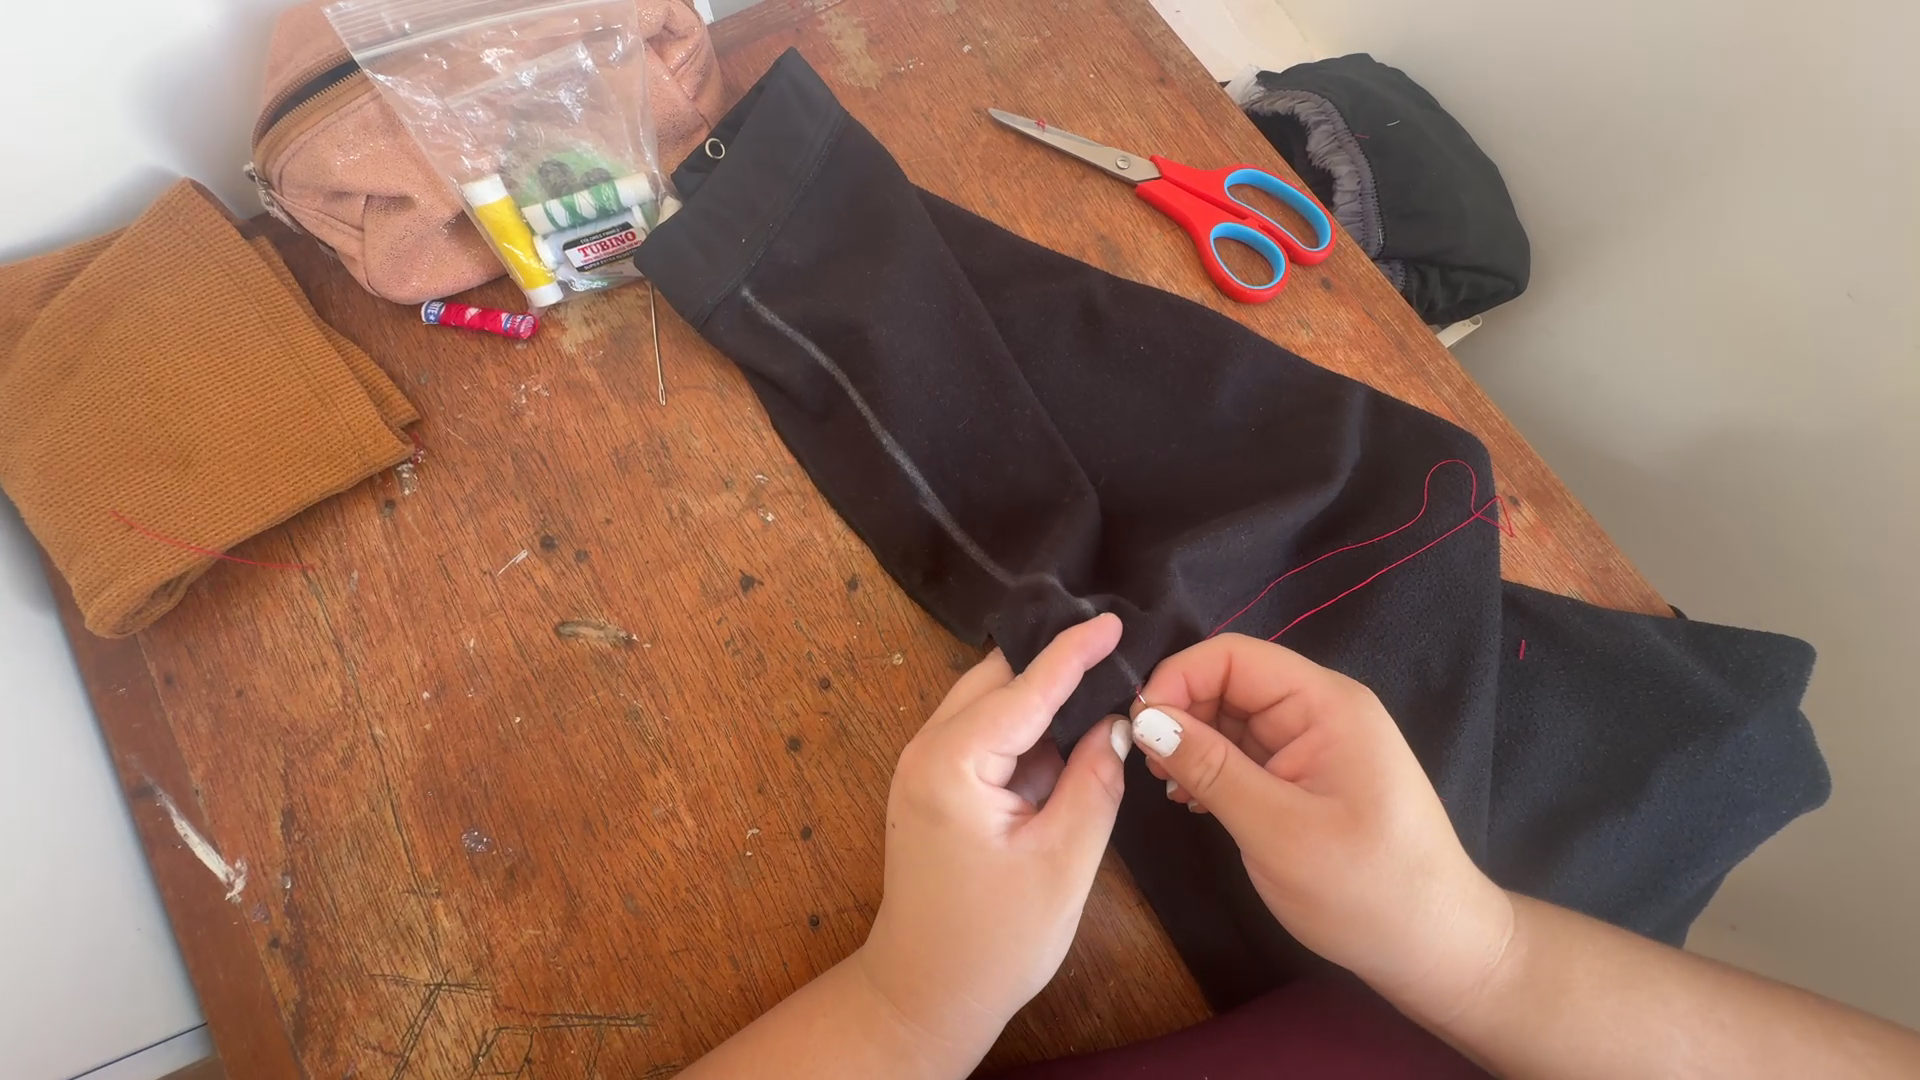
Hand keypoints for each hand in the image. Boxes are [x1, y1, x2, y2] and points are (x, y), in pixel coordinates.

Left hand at [857, 614, 1130, 1056]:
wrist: (925, 994)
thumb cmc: (994, 941)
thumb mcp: (1061, 863)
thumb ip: (1093, 783)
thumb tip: (1116, 723)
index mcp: (953, 762)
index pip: (1025, 688)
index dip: (1073, 651)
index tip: (1113, 620)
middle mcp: (928, 748)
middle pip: (998, 681)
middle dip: (1053, 663)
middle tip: (1113, 650)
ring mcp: (925, 763)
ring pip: (989, 703)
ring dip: (1039, 695)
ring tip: (1097, 684)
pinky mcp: (935, 781)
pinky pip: (984, 733)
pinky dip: (1024, 728)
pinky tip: (1063, 733)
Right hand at [1128, 634, 1513, 1021]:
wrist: (1439, 954)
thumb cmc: (1367, 891)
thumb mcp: (1279, 831)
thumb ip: (1210, 768)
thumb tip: (1143, 719)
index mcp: (1324, 703)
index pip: (1232, 657)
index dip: (1178, 678)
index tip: (1141, 728)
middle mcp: (1315, 708)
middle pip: (1226, 681)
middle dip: (1180, 714)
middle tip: (1152, 768)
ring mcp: (1307, 740)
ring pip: (1226, 715)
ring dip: (1190, 744)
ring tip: (1173, 789)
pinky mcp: (1298, 770)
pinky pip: (1238, 748)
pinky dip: (1207, 767)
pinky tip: (1193, 800)